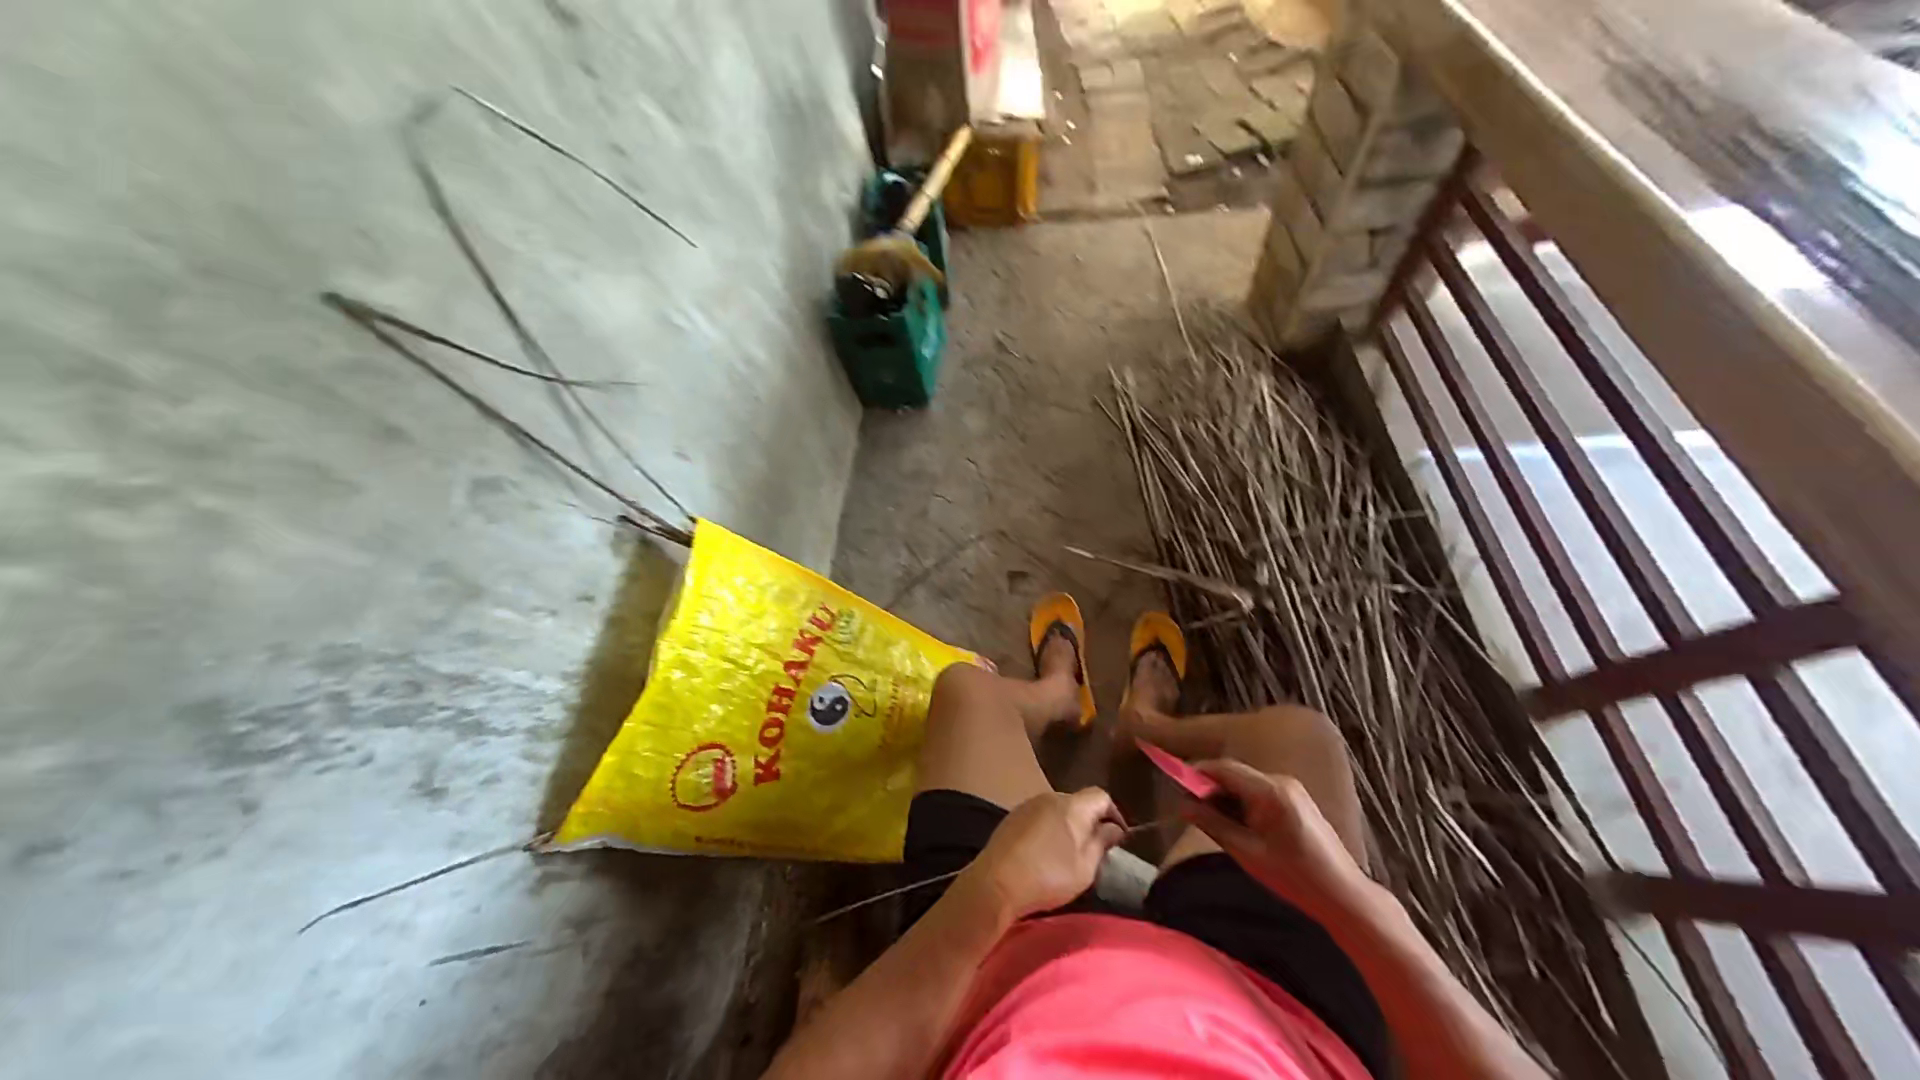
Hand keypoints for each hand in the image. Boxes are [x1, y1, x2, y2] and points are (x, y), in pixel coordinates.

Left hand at [960, 788, 1126, 919]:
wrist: (996, 883)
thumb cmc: (1047, 876)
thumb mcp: (1085, 868)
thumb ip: (1102, 843)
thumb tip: (1114, 828)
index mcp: (1072, 805)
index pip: (1101, 796)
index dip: (1114, 814)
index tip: (1117, 838)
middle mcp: (1049, 797)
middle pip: (1078, 802)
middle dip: (1090, 821)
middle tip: (1095, 850)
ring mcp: (1028, 805)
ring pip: (1058, 809)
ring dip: (1068, 826)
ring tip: (1070, 854)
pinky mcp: (1012, 817)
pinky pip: (1040, 817)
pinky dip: (1048, 829)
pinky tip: (1045, 853)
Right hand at [1184, 760, 1377, 923]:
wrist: (1344, 895)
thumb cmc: (1294, 878)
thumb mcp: (1246, 852)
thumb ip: (1212, 823)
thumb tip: (1182, 805)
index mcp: (1269, 791)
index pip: (1222, 768)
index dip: (1195, 773)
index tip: (1175, 786)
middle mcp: (1281, 781)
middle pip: (1233, 773)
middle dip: (1209, 787)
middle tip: (1190, 809)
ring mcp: (1292, 788)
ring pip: (1245, 782)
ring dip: (1225, 796)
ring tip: (1212, 821)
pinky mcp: (1296, 798)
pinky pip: (1259, 790)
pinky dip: (1242, 802)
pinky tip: (1237, 825)